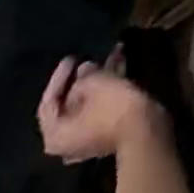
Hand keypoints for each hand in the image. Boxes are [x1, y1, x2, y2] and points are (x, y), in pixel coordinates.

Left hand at [37, 54, 167, 164]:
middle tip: (91, 57)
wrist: (145, 128)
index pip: (48, 103)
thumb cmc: (113, 107)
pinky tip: (122, 63)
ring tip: (114, 51)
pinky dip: (110, 86)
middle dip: (84, 76)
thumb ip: (84, 75)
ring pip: (91, 102)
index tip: (72, 56)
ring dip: (101, 77)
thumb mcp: (95, 83)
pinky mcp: (109, 131)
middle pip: (70, 103)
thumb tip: (83, 69)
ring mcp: (89, 137)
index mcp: (55, 135)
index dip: (59, 77)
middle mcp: (67, 141)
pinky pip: (103, 106)